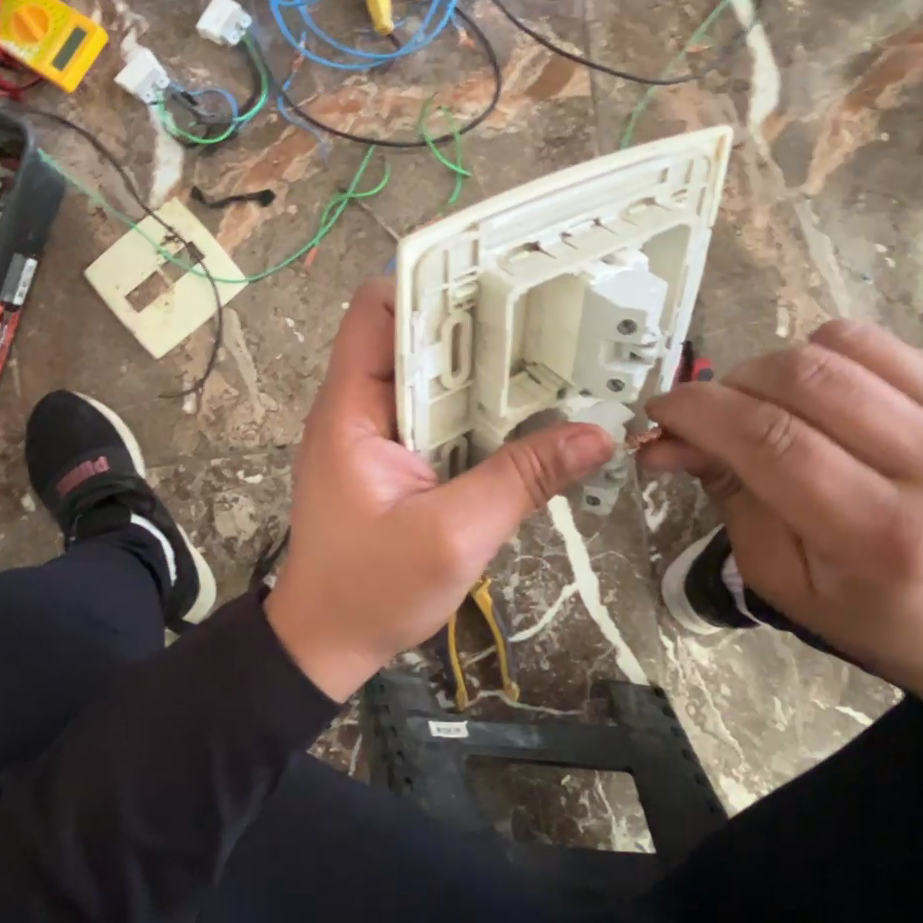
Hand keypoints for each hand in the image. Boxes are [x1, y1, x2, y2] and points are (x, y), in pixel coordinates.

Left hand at [266, 278, 615, 700]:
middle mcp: (358, 408)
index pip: (375, 310)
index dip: (429, 284)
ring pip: (431, 379)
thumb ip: (521, 480)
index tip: (496, 279)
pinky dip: (477, 412)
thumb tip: (595, 434)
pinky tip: (527, 416)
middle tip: (547, 314)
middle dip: (475, 324)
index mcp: (350, 409)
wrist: (327, 643)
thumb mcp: (452, 537)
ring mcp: (374, 435)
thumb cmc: (371, 590)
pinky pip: (437, 418)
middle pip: (413, 338)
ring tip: (551, 356)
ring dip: (483, 372)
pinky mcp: (392, 461)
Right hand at [639, 319, 922, 747]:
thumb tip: (668, 440)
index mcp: (882, 535)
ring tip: (767, 405)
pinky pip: (880, 344)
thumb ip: (728, 498)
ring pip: (839, 346)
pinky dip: (827, 360)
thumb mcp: (784, 580)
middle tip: (711, 413)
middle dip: (732, 383)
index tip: (660, 411)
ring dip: (777, 366)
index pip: (770, 440)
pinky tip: (824, 401)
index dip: (699, 412)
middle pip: (804, 378)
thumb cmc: (879, 617)